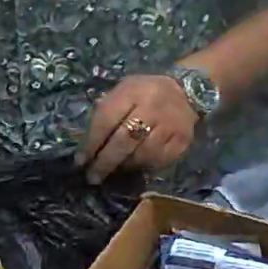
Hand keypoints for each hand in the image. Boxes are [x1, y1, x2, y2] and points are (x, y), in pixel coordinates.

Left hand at [78, 74, 198, 183]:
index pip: (106, 121)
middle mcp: (153, 108)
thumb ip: (104, 112)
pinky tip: (133, 166)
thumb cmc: (143, 93)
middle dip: (104, 162)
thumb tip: (86, 145)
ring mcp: (171, 125)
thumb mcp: (121, 92)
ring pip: (142, 154)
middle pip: (124, 141)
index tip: (80, 161)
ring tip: (112, 170)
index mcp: (131, 92)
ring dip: (123, 166)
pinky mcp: (184, 140)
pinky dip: (143, 167)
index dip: (91, 143)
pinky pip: (159, 161)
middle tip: (92, 176)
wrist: (187, 92)